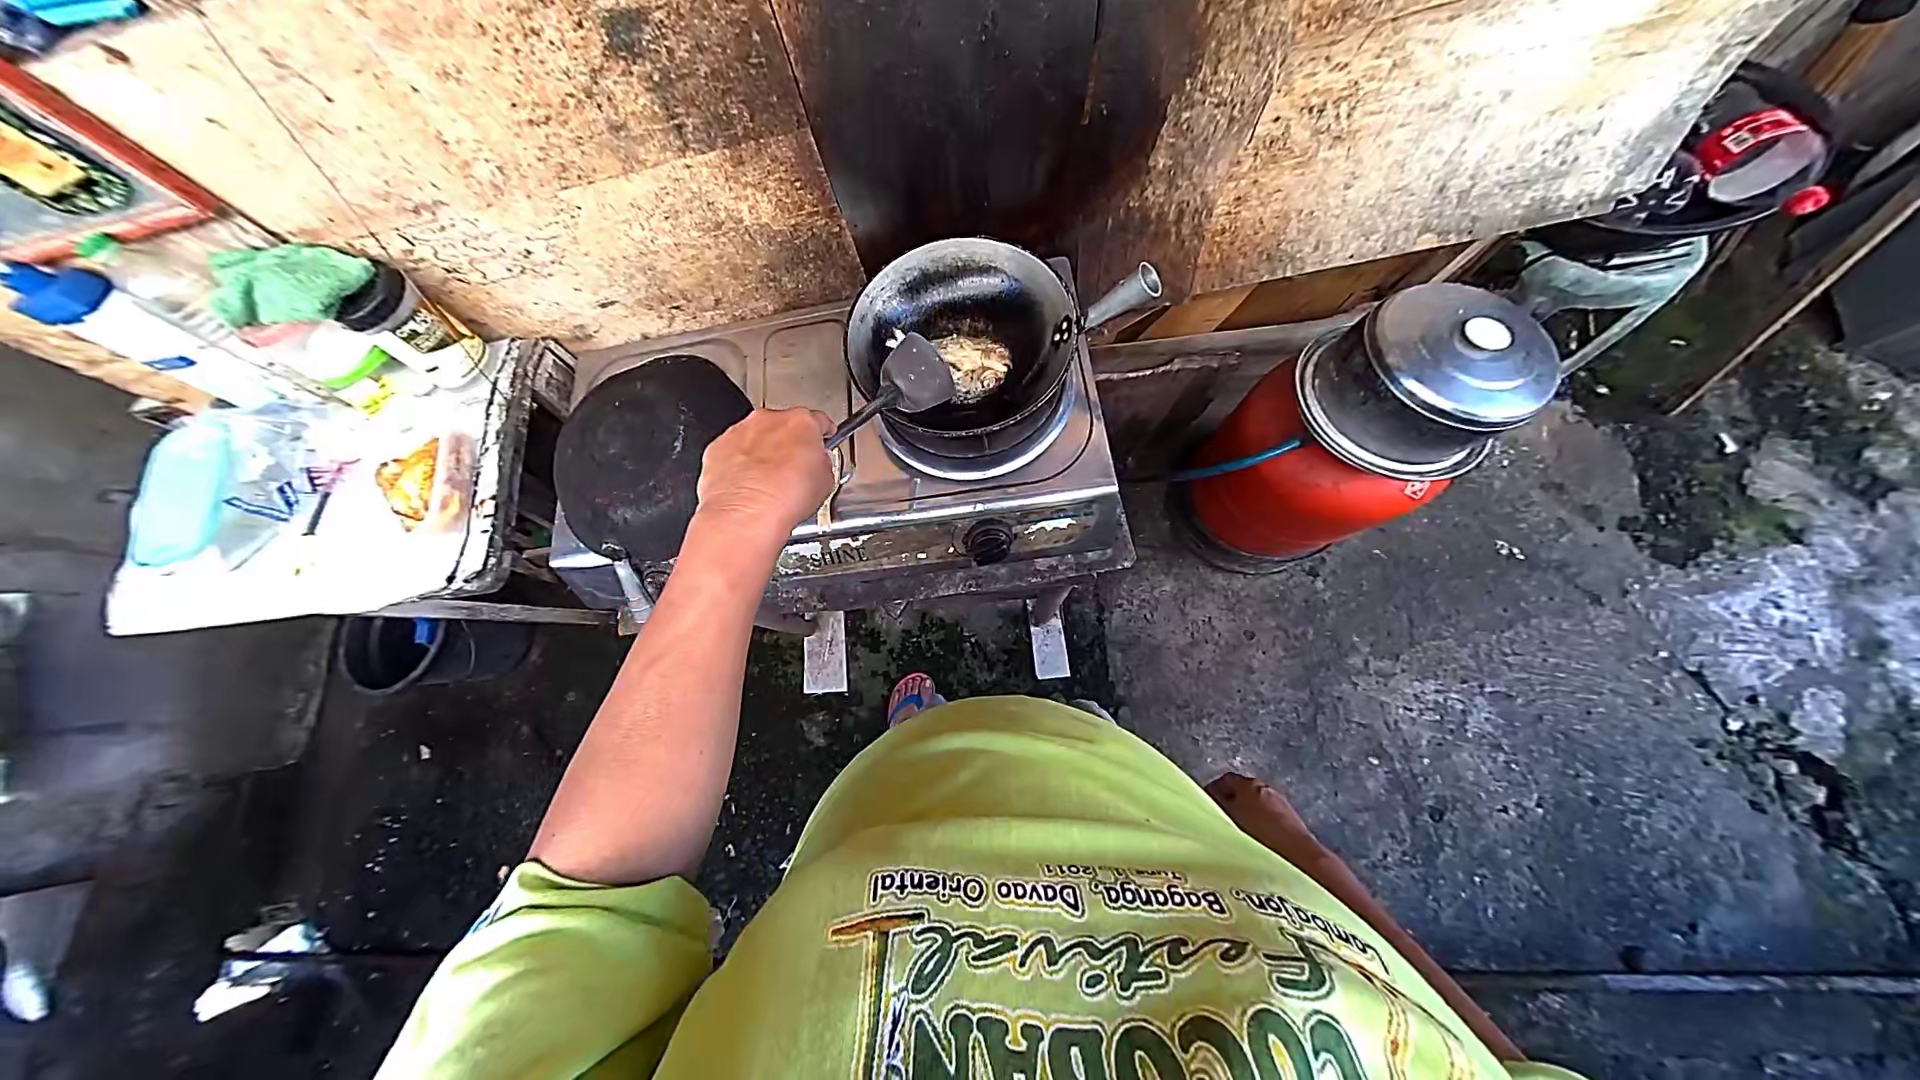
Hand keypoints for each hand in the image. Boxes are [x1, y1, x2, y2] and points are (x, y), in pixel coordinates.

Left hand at [695, 408, 835, 539]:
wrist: (746, 515)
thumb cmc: (783, 498)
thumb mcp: (826, 482)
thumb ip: (823, 463)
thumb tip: (818, 465)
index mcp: (802, 423)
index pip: (819, 420)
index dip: (823, 434)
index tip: (823, 441)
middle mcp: (769, 420)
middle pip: (785, 426)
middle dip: (790, 445)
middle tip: (795, 471)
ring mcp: (741, 432)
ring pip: (757, 437)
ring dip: (764, 454)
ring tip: (770, 483)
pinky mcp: (718, 448)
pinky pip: (733, 451)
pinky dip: (740, 464)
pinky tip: (749, 486)